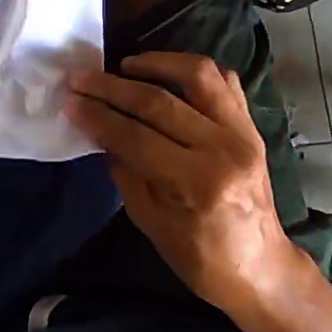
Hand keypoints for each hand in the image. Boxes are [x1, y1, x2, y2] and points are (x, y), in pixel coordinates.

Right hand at [65, 52, 313, 317]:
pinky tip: (167, 72)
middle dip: (112, 87)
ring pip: (198, 76)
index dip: (98, 116)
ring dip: (157, 63)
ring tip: (125, 65)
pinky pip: (224, 82)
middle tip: (81, 78)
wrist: (261, 268)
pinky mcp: (252, 126)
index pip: (136, 136)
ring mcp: (244, 133)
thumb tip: (98, 129)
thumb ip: (124, 169)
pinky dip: (193, 70)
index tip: (70, 101)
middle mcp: (224, 149)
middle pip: (159, 102)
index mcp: (198, 182)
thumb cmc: (201, 257)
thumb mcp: (149, 220)